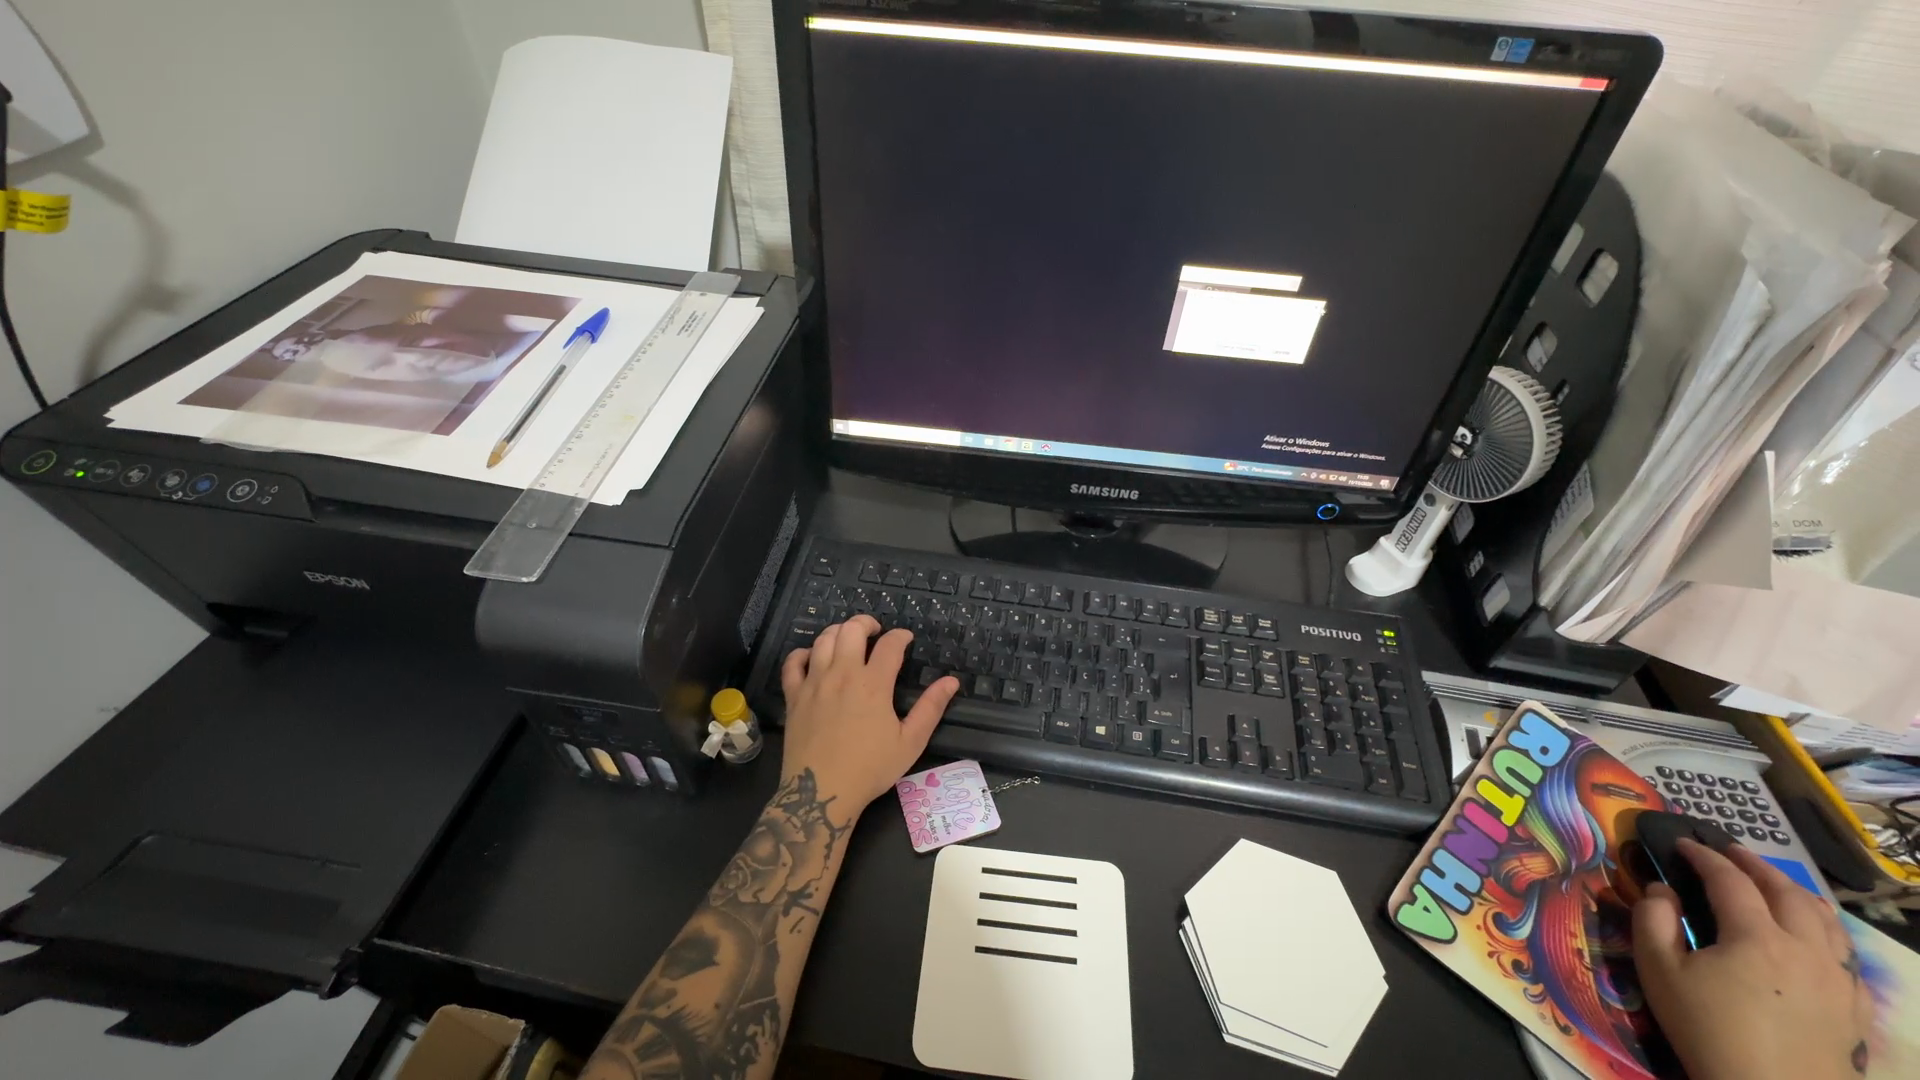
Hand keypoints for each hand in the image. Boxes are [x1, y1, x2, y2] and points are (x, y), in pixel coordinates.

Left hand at [779, 615, 960, 813]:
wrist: (821, 791)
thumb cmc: (870, 768)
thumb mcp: (910, 742)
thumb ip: (931, 708)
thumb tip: (951, 681)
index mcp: (873, 684)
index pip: (890, 644)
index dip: (901, 636)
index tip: (906, 639)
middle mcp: (843, 674)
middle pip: (851, 630)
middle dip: (866, 623)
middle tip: (875, 631)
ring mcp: (814, 683)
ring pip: (823, 640)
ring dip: (838, 632)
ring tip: (848, 639)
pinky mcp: (794, 696)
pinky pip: (793, 663)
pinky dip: (802, 653)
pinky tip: (812, 658)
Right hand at [1634, 839, 1872, 1079]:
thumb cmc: (1707, 1029)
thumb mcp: (1658, 971)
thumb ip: (1654, 919)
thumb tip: (1662, 890)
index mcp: (1756, 936)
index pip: (1729, 879)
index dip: (1703, 856)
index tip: (1680, 843)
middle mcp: (1805, 948)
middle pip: (1786, 892)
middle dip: (1754, 864)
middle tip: (1727, 850)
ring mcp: (1838, 979)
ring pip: (1826, 920)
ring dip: (1795, 891)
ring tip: (1773, 882)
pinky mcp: (1854, 1007)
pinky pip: (1847, 955)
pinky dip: (1825, 930)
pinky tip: (1811, 935)